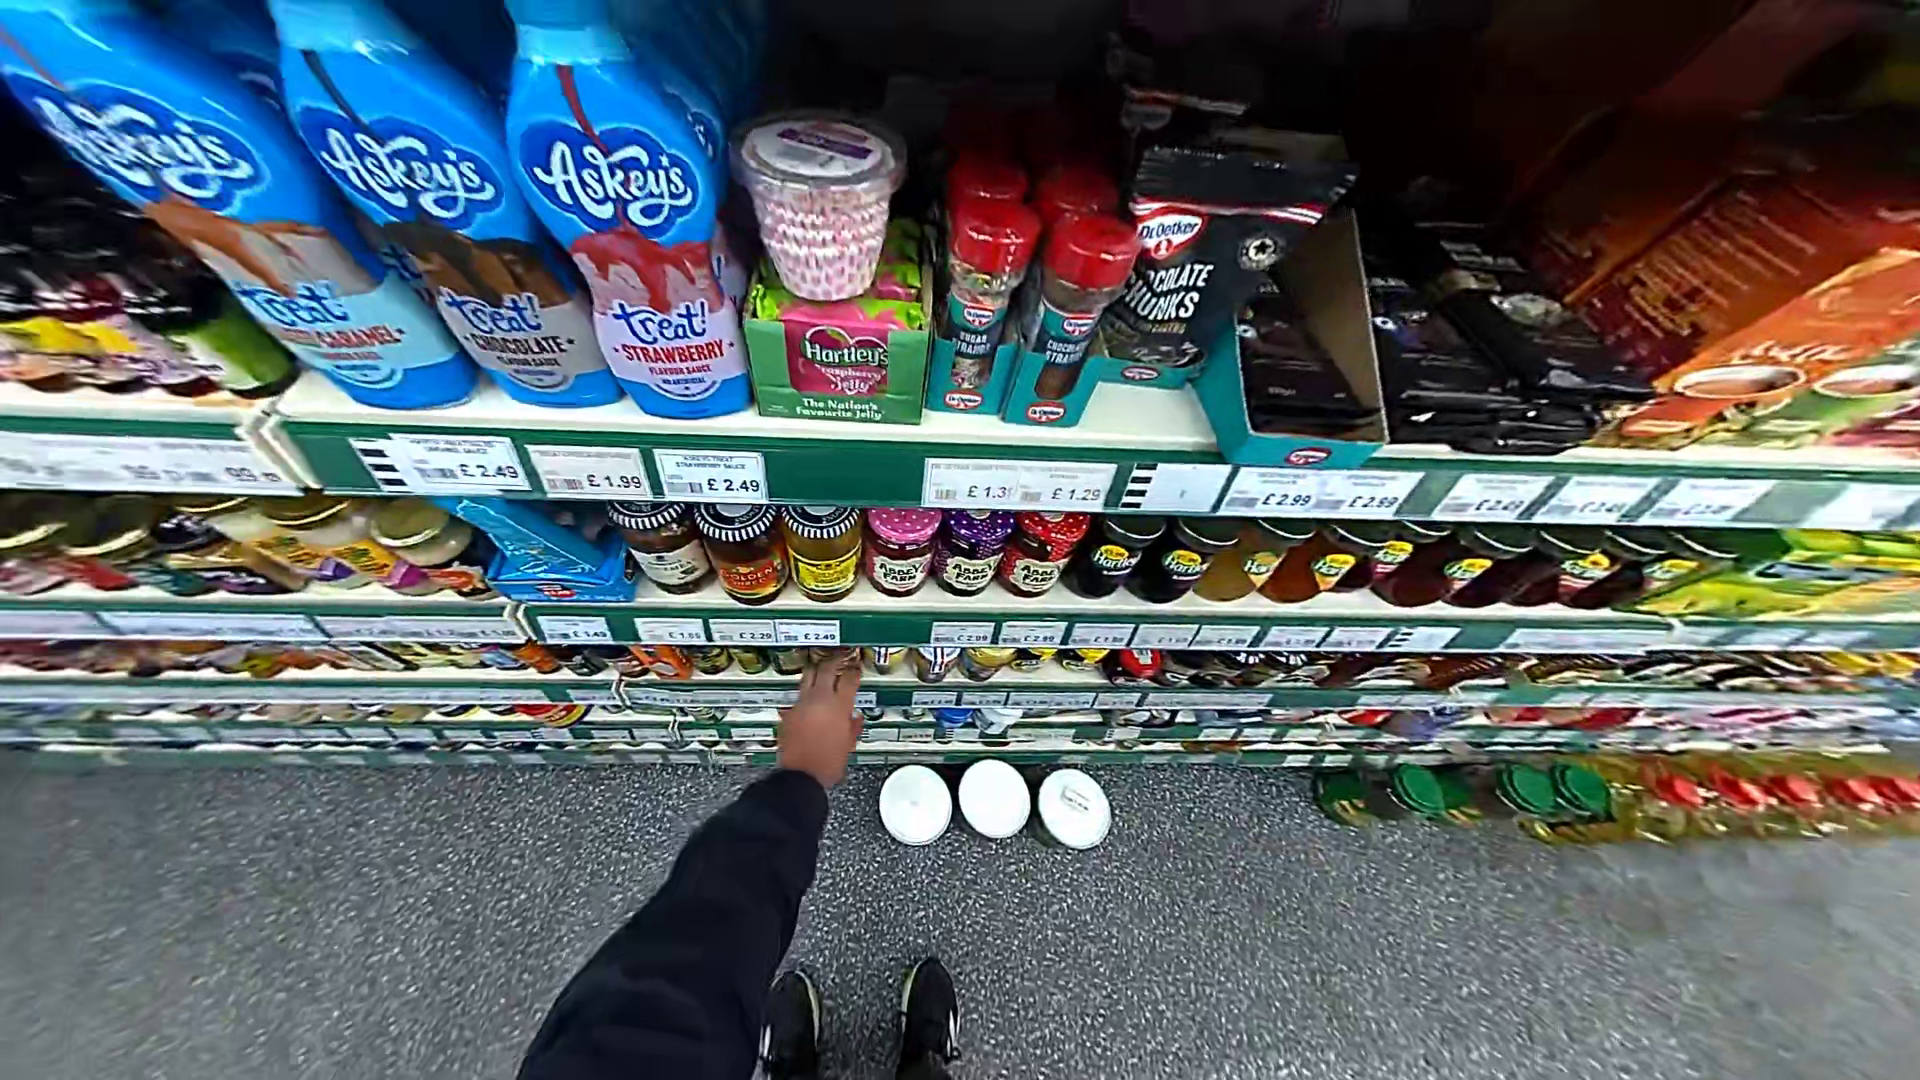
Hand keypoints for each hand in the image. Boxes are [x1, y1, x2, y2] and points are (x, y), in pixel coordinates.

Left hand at [778, 649, 863, 788]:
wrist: (800, 777)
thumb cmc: (827, 764)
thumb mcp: (848, 745)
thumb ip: (852, 726)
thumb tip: (855, 718)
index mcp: (838, 706)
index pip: (849, 678)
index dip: (854, 671)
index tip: (856, 669)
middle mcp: (819, 700)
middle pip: (826, 668)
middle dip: (834, 661)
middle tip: (840, 660)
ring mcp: (801, 705)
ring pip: (808, 677)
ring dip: (817, 673)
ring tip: (822, 673)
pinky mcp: (788, 713)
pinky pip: (798, 697)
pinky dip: (806, 695)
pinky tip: (810, 702)